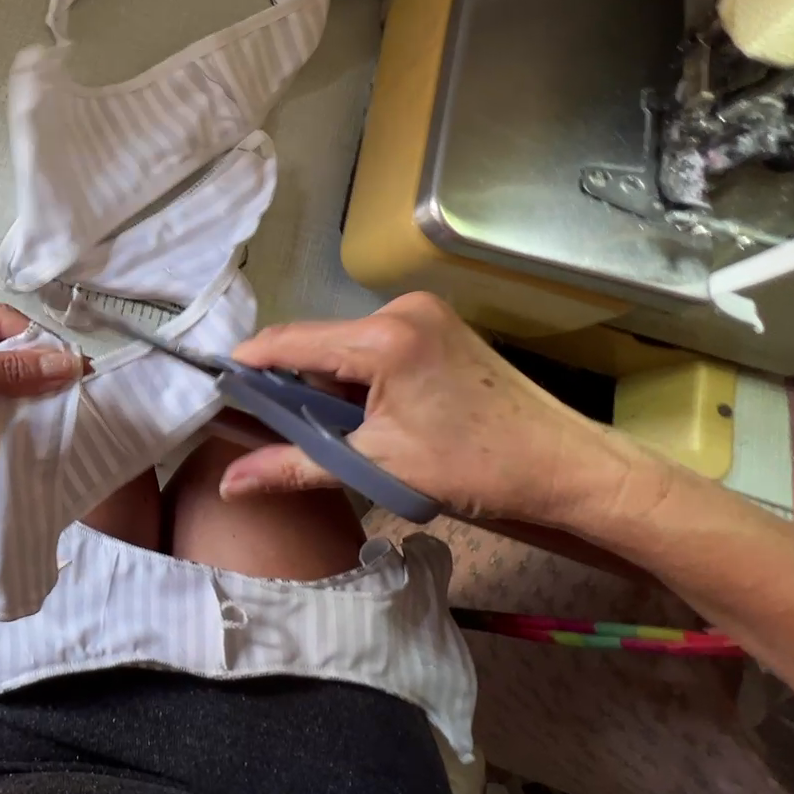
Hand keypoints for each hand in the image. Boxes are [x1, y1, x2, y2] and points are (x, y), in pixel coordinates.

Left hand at [0, 288, 81, 502]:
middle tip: (77, 382)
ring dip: (30, 381)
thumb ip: (7, 369)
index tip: (76, 365)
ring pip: (4, 364)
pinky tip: (41, 409)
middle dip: (36, 360)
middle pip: (4, 338)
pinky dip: (18, 398)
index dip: (36, 340)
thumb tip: (67, 364)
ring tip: (67, 397)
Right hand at [219, 292, 661, 527]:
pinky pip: (365, 341)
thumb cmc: (478, 469)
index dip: (247, 365)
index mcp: (383, 338)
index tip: (220, 392)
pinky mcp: (432, 321)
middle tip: (283, 425)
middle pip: (311, 340)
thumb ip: (292, 468)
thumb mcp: (377, 468)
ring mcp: (419, 310)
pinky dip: (351, 372)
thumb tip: (227, 484)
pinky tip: (366, 407)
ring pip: (336, 342)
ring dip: (322, 379)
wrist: (574, 468)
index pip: (287, 342)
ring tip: (337, 424)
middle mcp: (397, 309)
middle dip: (290, 381)